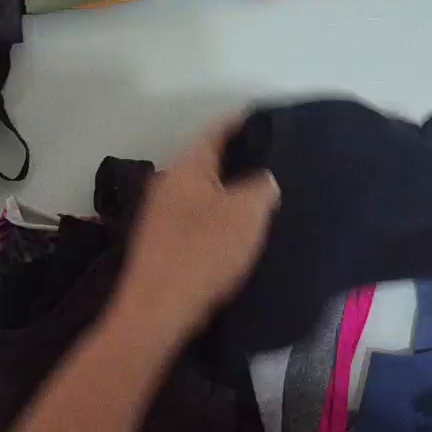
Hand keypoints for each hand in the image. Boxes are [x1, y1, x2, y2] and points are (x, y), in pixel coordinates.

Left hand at [112, 122, 280, 346]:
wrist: (158, 311)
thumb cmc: (204, 252)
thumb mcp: (247, 213)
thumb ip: (262, 187)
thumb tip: (263, 181)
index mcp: (187, 166)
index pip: (217, 131)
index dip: (243, 123)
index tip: (269, 121)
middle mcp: (168, 183)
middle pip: (208, 162)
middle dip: (239, 161)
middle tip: (274, 163)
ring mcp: (160, 215)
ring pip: (203, 193)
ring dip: (229, 194)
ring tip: (262, 200)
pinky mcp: (161, 244)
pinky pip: (197, 220)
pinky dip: (217, 220)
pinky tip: (237, 234)